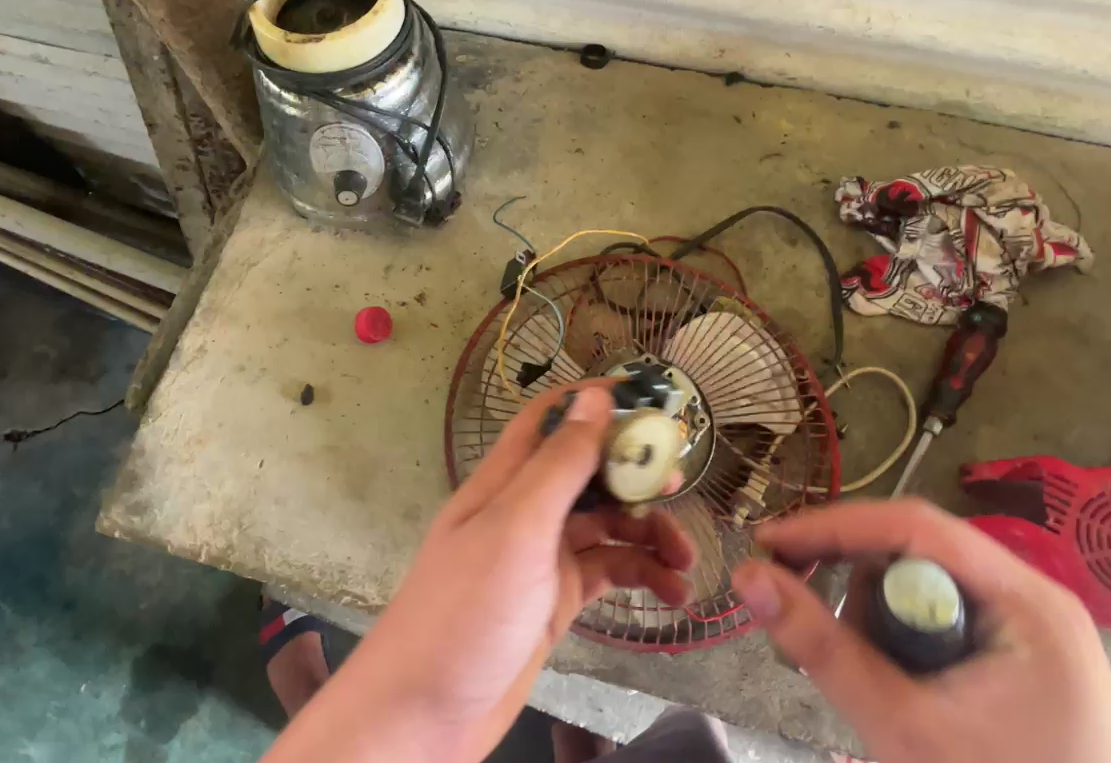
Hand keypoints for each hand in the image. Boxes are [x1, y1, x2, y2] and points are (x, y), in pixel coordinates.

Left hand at [266, 380, 697, 762]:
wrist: (425, 713)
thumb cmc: (466, 609)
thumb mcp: (517, 528)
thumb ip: (559, 464)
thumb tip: (596, 397)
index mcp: (507, 478)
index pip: (554, 417)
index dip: (598, 401)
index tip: (652, 400)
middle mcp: (526, 508)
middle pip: (589, 469)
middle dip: (635, 471)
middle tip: (680, 483)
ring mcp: (542, 554)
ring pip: (606, 522)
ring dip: (648, 531)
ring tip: (685, 558)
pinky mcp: (556, 597)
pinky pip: (608, 570)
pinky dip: (641, 575)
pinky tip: (671, 592)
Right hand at [731, 500, 1110, 762]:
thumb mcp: (902, 726)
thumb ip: (822, 647)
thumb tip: (745, 576)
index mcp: (1026, 601)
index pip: (912, 526)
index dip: (832, 526)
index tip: (767, 543)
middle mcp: (1032, 595)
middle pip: (916, 549)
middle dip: (850, 573)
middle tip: (794, 600)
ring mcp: (1031, 625)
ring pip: (922, 579)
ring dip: (874, 612)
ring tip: (862, 672)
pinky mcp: (1020, 652)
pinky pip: (939, 612)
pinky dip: (898, 632)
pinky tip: (888, 675)